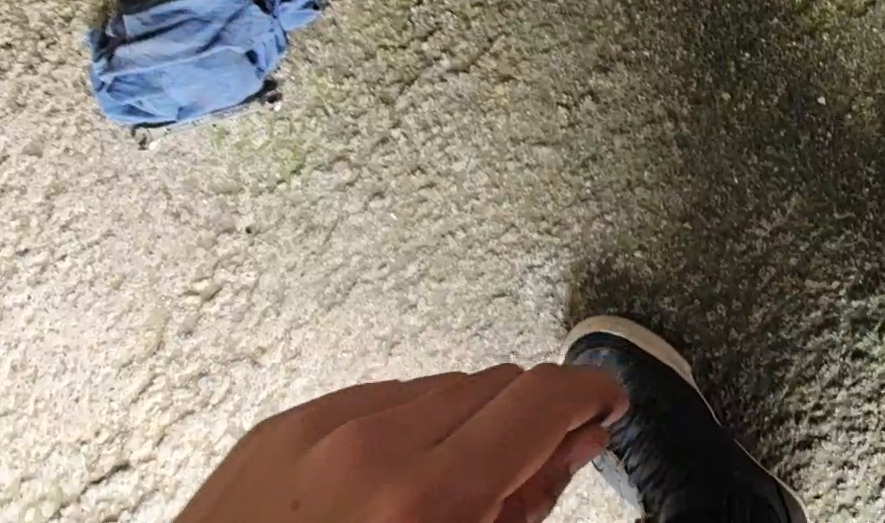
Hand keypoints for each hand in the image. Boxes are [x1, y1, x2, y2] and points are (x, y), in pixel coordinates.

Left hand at [176, 363, 626, 522]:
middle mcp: (369, 445)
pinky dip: (405, 428)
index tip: (605, 404)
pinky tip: (383, 485)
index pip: (541, 397)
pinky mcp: (279, 425)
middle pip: (498, 383)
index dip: (589, 392)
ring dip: (464, 424)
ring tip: (437, 491)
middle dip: (523, 420)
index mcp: (421, 501)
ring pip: (444, 384)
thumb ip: (530, 501)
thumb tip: (581, 438)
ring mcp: (316, 428)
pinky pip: (381, 396)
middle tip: (519, 471)